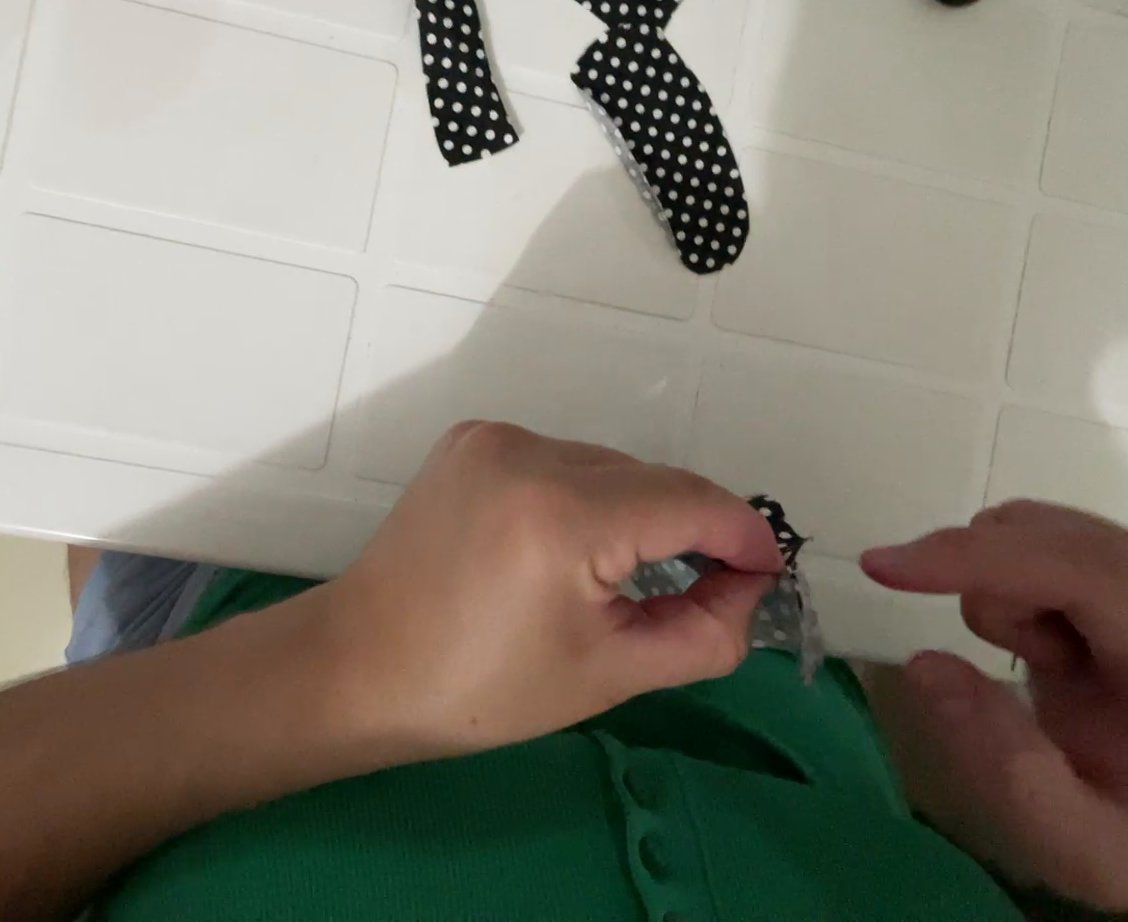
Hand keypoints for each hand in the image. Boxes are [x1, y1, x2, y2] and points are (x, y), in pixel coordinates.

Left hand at [306, 421, 781, 756]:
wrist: (362, 665)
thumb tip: (747, 583)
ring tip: (621, 573)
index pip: (689, 502)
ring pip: (606, 464)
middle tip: (703, 587)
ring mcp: (492, 438)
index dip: (741, 534)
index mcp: (562, 515)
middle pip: (648, 478)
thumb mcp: (610, 673)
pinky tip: (566, 541)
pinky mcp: (469, 439)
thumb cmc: (481, 690)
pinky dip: (584, 492)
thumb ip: (703, 630)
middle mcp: (527, 453)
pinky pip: (558, 457)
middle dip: (690, 527)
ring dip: (635, 509)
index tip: (765, 570)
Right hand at [861, 502, 1127, 920]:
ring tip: (1037, 661)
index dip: (982, 559)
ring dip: (1004, 586)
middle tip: (989, 653)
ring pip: (1046, 529)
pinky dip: (1016, 576)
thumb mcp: (1079, 848)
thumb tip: (924, 661)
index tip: (881, 567)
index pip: (1094, 577)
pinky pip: (1050, 534)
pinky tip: (1051, 639)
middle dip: (984, 580)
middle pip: (1063, 539)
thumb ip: (1007, 764)